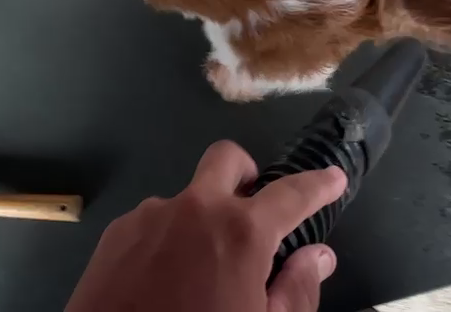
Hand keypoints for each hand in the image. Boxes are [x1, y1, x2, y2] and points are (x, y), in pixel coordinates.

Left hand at [64, 140, 346, 311]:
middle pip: (227, 159)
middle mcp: (195, 208)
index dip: (318, 186)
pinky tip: (161, 285)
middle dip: (246, 175)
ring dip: (200, 221)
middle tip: (252, 211)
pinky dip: (167, 242)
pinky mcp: (116, 232)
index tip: (334, 177)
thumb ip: (296, 292)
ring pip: (186, 198)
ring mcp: (151, 215)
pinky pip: (153, 223)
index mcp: (240, 232)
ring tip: (197, 276)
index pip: (291, 194)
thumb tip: (317, 256)